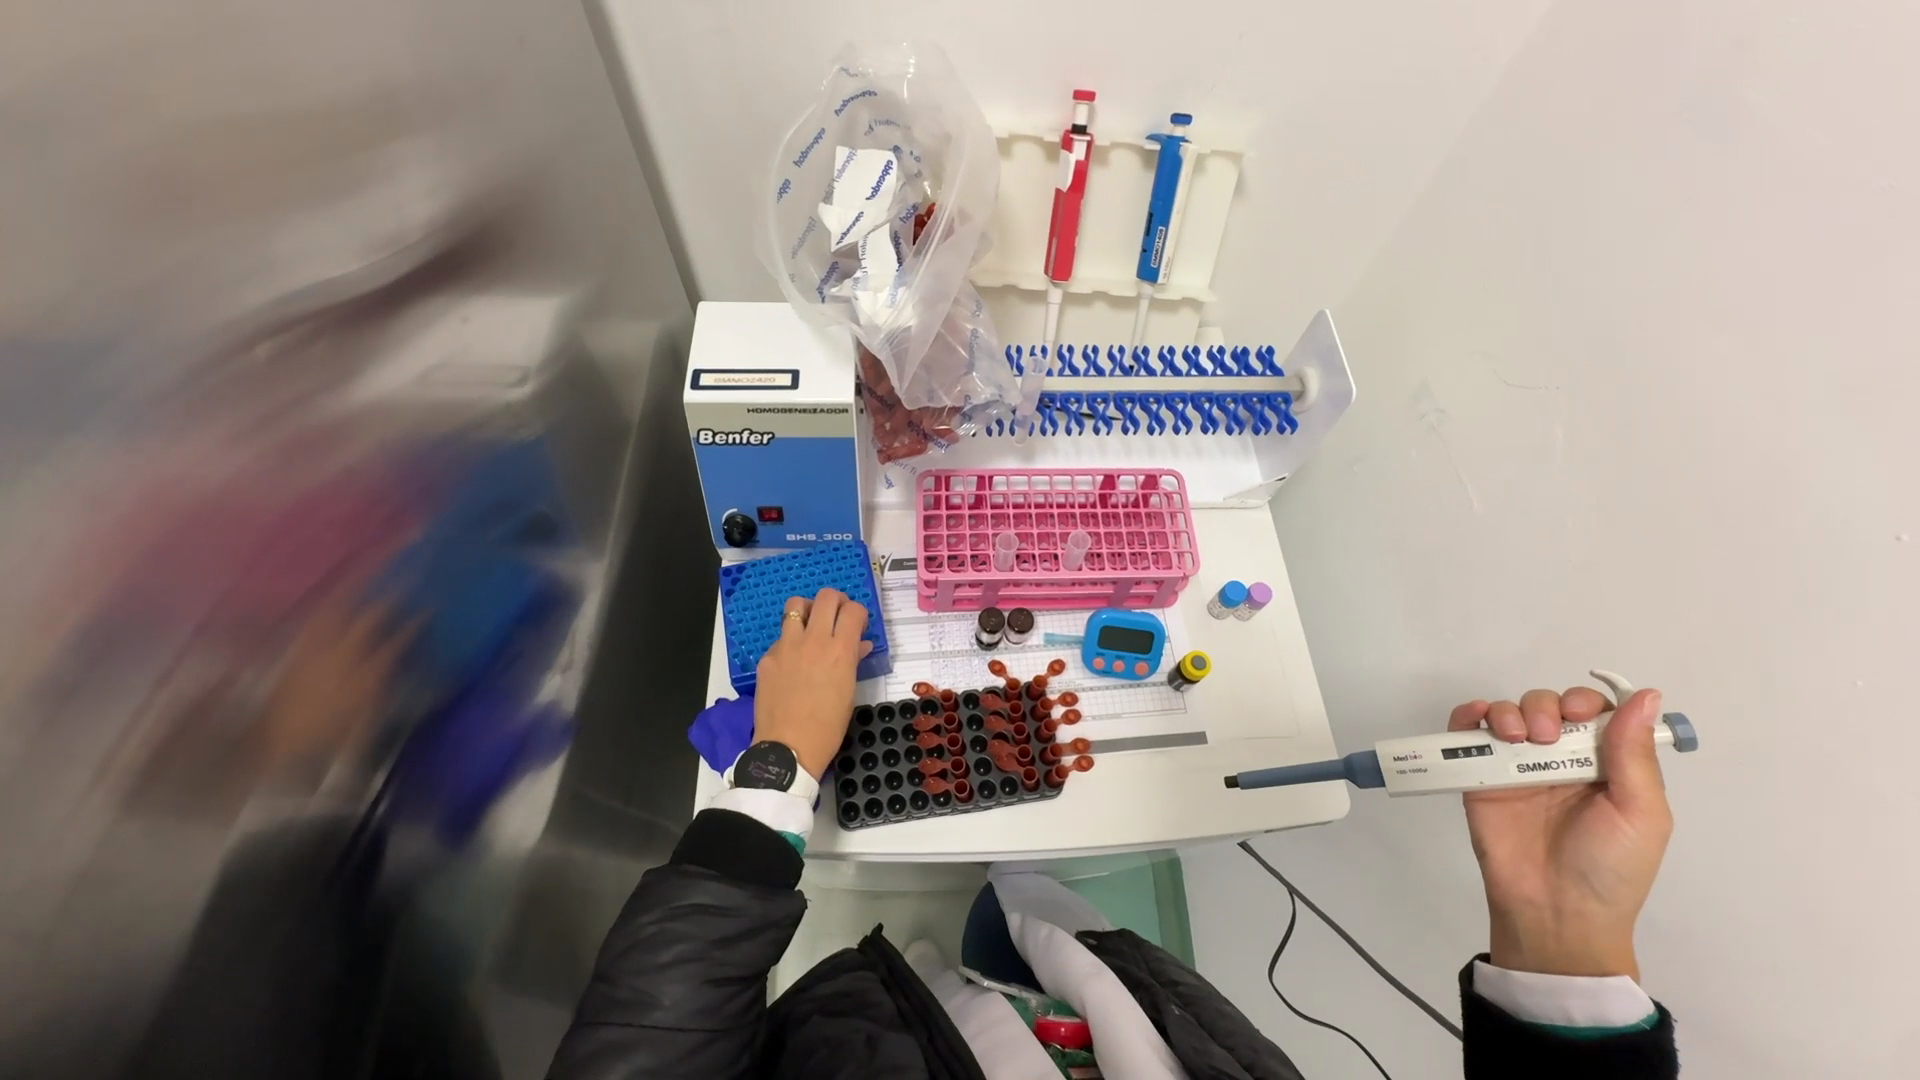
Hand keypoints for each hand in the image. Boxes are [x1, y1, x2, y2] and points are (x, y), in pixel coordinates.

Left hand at [753, 589, 872, 779]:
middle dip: (836, 601)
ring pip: (796, 605)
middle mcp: (814, 640)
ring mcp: (786, 647)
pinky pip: (781, 637)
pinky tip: (792, 661)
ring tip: (811, 625)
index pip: (853, 610)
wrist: (789, 749)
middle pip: (826, 597)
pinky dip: (790, 641)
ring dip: (808, 610)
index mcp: (840, 650)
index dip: (858, 613)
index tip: (857, 623)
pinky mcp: (768, 658)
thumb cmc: (828, 727)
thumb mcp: (849, 692)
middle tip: (837, 615)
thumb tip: (859, 645)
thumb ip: (854, 661)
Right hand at [1450, 686, 1672, 979]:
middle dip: (1544, 707)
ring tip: (1516, 739)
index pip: (1596, 713)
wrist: (1555, 908)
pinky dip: (1466, 716)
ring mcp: (1516, 765)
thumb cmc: (1610, 866)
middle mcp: (1559, 758)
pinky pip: (1466, 732)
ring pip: (1507, 711)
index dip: (1587, 702)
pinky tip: (1475, 719)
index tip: (1581, 716)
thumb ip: (1635, 755)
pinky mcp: (1478, 775)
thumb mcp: (1641, 813)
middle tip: (1544, 738)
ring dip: (1509, 711)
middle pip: (1547, 704)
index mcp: (1605, 765)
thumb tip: (1646, 695)